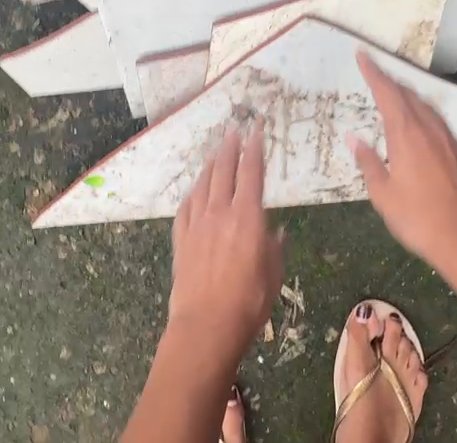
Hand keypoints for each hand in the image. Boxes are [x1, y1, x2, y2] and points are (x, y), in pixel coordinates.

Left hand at [167, 127, 283, 360]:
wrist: (205, 326)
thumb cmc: (248, 303)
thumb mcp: (273, 275)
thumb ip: (274, 248)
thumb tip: (275, 231)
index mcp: (248, 217)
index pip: (252, 172)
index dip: (255, 148)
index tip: (256, 130)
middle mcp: (221, 212)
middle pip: (224, 170)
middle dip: (230, 147)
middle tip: (233, 131)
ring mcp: (197, 224)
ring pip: (203, 184)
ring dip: (210, 165)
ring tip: (215, 153)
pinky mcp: (181, 239)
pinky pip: (186, 207)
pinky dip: (193, 193)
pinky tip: (195, 190)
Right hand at [349, 52, 456, 276]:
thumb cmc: (420, 218)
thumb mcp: (384, 195)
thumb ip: (369, 163)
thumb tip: (353, 137)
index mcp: (406, 133)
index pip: (387, 92)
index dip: (374, 72)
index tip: (363, 54)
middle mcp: (429, 129)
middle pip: (408, 95)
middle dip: (391, 82)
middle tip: (377, 74)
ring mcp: (450, 140)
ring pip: (427, 108)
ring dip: (410, 98)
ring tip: (399, 97)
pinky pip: (440, 125)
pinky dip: (426, 117)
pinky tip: (425, 129)